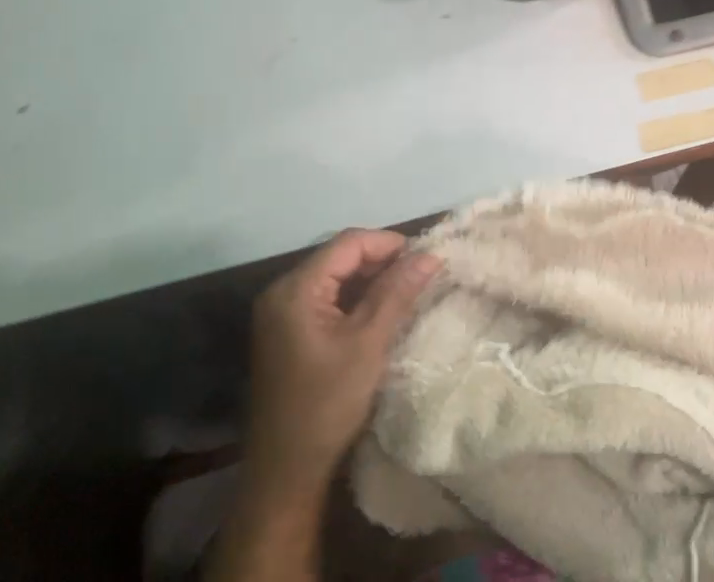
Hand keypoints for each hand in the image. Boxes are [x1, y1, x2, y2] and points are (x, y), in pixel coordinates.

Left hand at [242, 229, 442, 491]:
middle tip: (423, 276)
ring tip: (410, 293)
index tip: (428, 259)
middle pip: (339, 257)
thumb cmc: (327, 404)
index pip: (348, 243)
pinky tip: (383, 314)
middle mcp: (282, 294)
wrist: (285, 471)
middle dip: (383, 260)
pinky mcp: (289, 335)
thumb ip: (397, 293)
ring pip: (336, 278)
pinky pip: (328, 301)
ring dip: (373, 280)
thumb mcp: (368, 344)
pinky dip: (357, 300)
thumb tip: (431, 254)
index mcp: (295, 290)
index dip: (390, 243)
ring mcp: (282, 315)